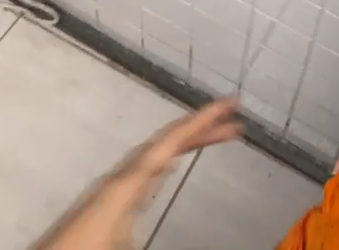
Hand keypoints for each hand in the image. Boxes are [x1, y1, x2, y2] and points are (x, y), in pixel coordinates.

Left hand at [37, 97, 244, 249]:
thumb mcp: (127, 246)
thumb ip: (162, 236)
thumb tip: (212, 238)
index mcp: (126, 185)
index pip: (171, 141)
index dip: (202, 120)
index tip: (229, 102)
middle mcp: (118, 180)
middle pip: (165, 142)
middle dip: (201, 129)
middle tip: (235, 122)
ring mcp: (109, 192)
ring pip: (153, 154)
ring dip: (185, 143)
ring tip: (214, 138)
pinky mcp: (103, 207)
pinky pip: (144, 170)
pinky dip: (167, 159)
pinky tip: (169, 167)